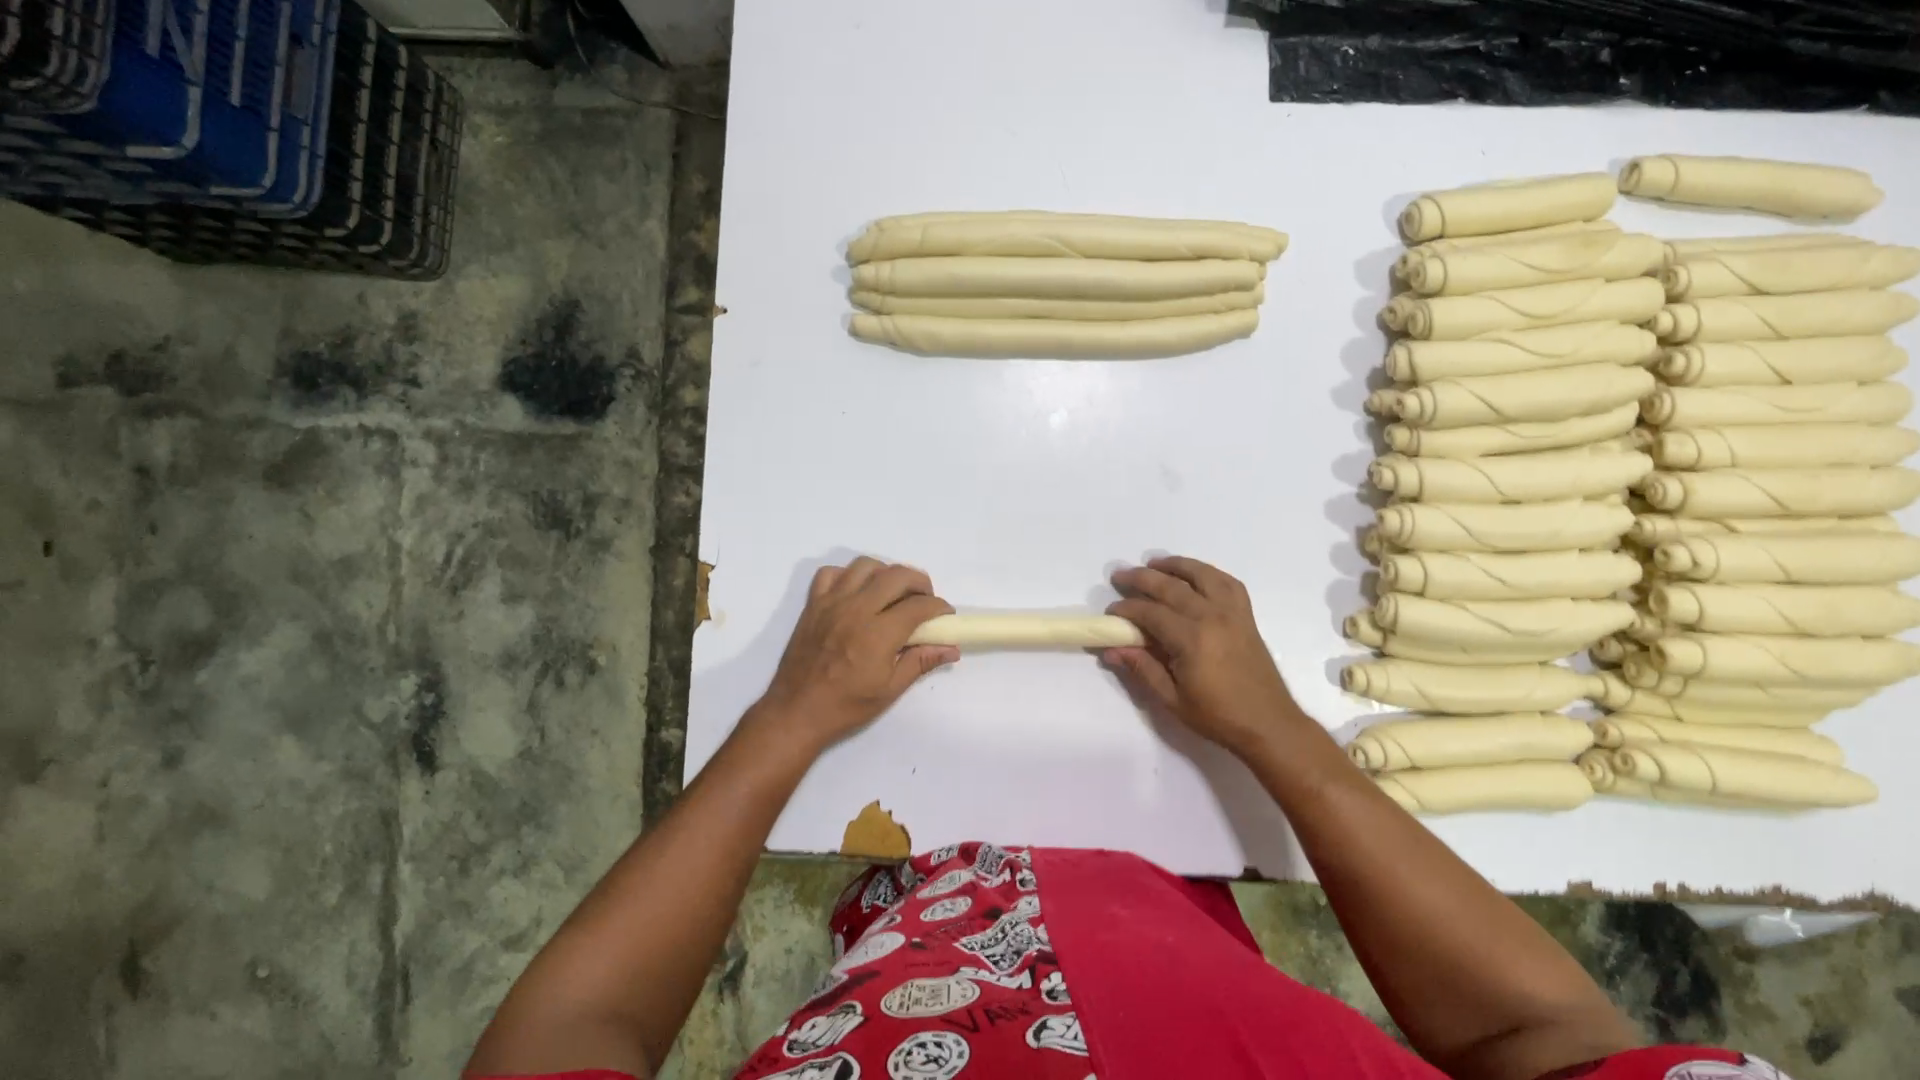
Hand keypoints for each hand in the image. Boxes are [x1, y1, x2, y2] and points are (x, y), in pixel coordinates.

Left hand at [752, 557, 957, 750]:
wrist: (796, 712)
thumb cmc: (845, 706)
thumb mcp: (890, 690)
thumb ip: (920, 662)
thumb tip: (951, 649)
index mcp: (878, 634)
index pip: (919, 606)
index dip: (939, 607)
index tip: (945, 616)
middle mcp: (856, 610)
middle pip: (897, 575)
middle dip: (920, 583)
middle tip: (924, 600)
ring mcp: (831, 603)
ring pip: (865, 566)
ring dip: (886, 573)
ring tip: (892, 593)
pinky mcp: (813, 604)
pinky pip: (831, 573)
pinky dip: (849, 576)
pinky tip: (857, 593)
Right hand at [1104, 556, 1303, 755]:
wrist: (1268, 724)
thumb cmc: (1218, 717)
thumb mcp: (1172, 700)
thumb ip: (1142, 669)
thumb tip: (1112, 650)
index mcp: (1191, 640)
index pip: (1150, 613)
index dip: (1127, 609)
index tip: (1110, 612)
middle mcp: (1212, 617)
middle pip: (1171, 586)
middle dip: (1142, 578)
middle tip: (1119, 576)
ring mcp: (1233, 613)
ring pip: (1202, 575)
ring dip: (1176, 565)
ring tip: (1155, 564)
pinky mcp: (1247, 616)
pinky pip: (1229, 583)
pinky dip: (1210, 573)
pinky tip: (1196, 575)